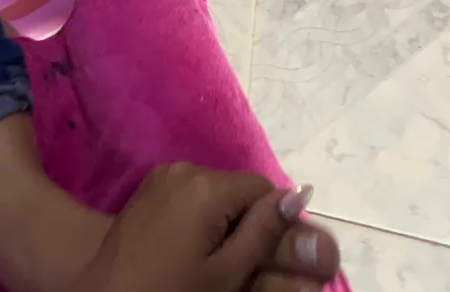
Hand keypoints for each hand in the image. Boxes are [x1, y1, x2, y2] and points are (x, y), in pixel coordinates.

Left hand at [74, 163, 335, 291]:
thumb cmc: (172, 289)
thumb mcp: (227, 273)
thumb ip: (265, 234)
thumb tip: (300, 196)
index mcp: (206, 184)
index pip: (264, 188)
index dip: (276, 224)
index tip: (271, 261)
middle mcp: (184, 168)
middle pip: (238, 191)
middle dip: (249, 227)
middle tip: (241, 271)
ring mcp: (162, 177)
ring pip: (215, 196)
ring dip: (226, 225)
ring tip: (214, 267)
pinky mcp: (149, 191)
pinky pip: (190, 198)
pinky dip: (201, 222)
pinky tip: (191, 255)